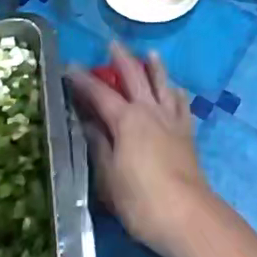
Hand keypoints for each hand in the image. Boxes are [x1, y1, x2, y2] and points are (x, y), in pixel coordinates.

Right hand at [66, 44, 210, 252]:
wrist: (185, 212)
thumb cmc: (140, 200)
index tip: (69, 66)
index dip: (83, 80)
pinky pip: (181, 102)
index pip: (100, 93)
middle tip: (112, 44)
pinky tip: (175, 89)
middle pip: (135, 77)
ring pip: (162, 83)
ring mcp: (171, 118)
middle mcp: (149, 110)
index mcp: (126, 120)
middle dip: (122, 59)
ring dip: (154, 67)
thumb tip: (88, 123)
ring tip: (150, 54)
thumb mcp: (108, 177)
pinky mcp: (187, 131)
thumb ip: (99, 146)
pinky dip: (175, 91)